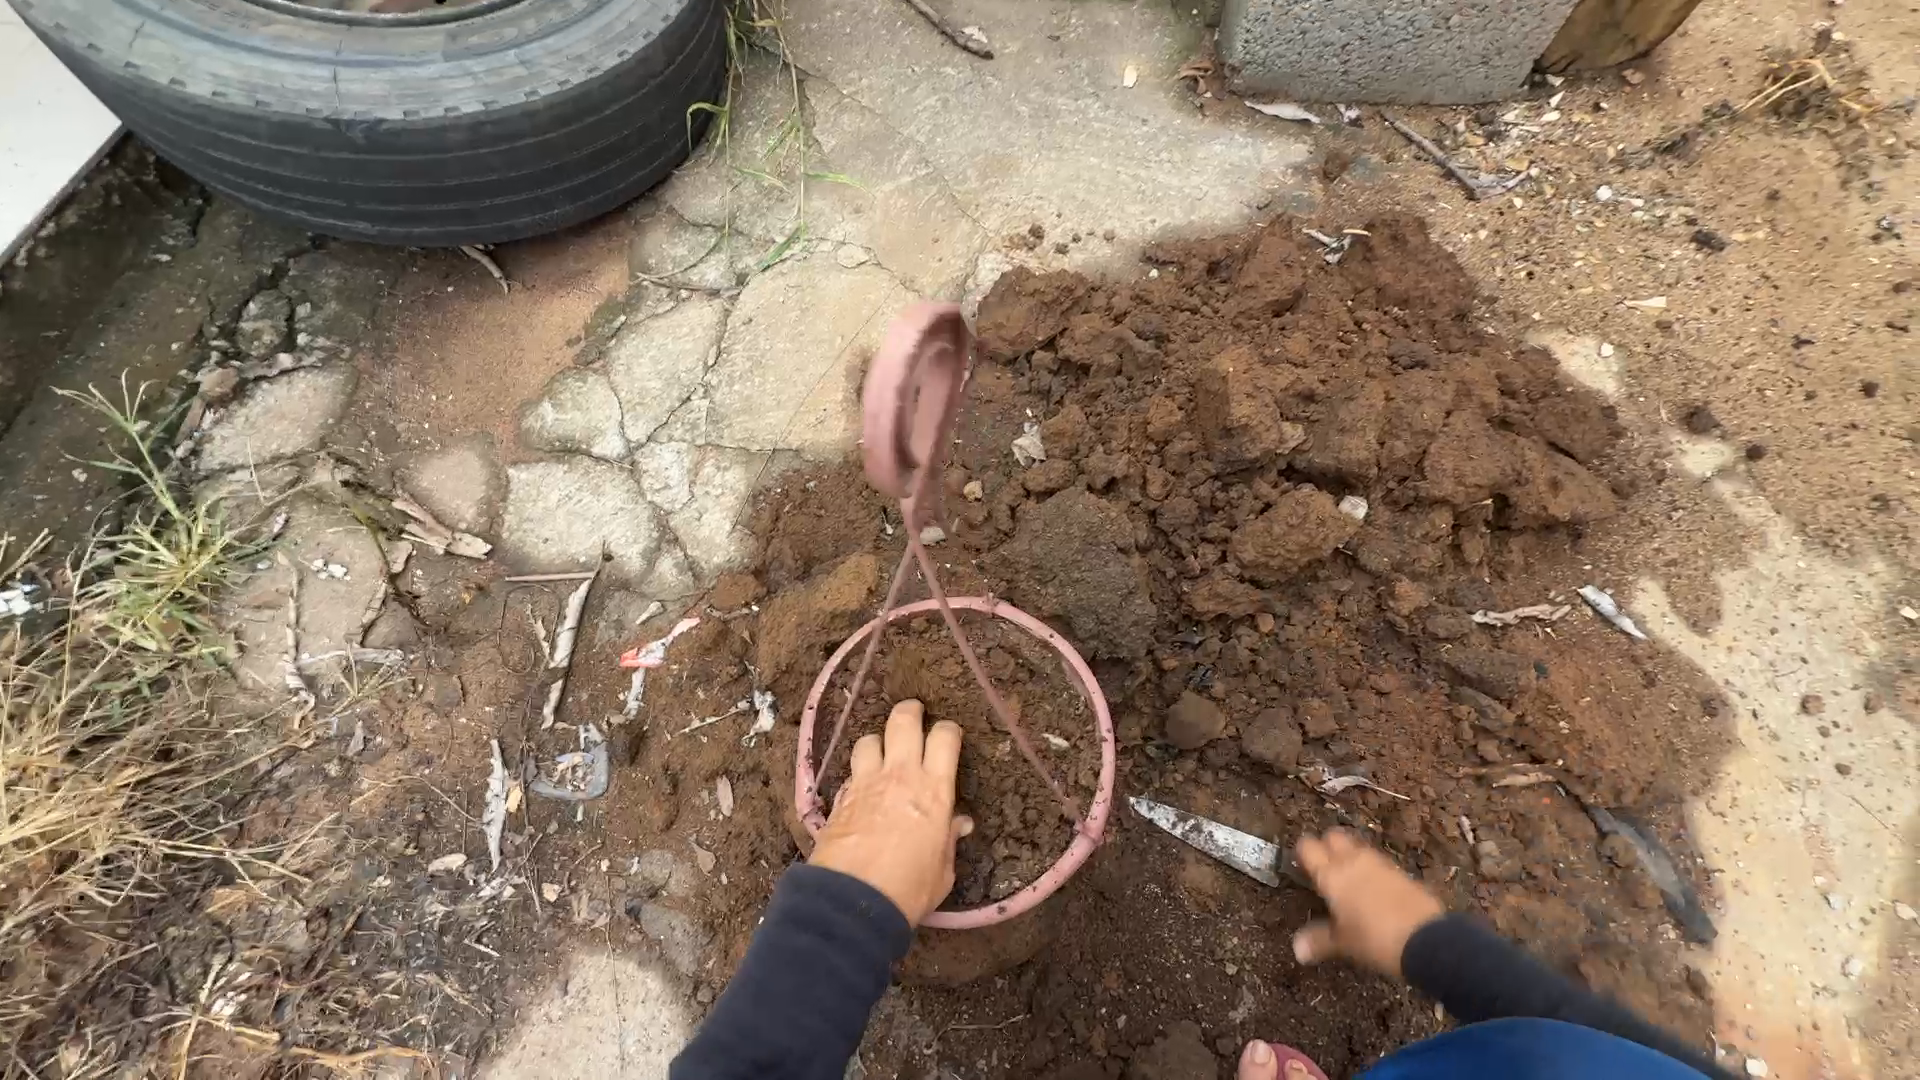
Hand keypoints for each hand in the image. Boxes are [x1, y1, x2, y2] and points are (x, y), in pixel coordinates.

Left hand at [810, 700, 972, 925]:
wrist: (852, 902)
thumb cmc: (908, 890)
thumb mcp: (942, 871)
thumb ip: (949, 842)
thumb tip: (958, 824)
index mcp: (934, 789)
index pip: (944, 737)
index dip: (948, 730)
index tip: (948, 736)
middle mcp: (901, 775)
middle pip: (903, 721)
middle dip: (910, 711)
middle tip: (914, 712)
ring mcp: (867, 782)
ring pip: (869, 739)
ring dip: (877, 741)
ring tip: (881, 751)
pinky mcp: (840, 796)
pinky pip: (850, 770)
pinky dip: (858, 772)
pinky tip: (861, 785)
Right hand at [1290, 830, 1444, 979]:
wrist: (1429, 941)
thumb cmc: (1375, 940)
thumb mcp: (1344, 943)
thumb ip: (1319, 941)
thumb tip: (1297, 950)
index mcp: (1331, 874)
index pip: (1308, 846)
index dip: (1303, 853)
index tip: (1302, 866)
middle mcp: (1352, 861)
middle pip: (1333, 837)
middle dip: (1327, 846)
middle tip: (1326, 868)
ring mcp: (1379, 864)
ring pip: (1357, 847)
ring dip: (1351, 856)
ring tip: (1352, 880)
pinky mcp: (1402, 872)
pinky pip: (1379, 862)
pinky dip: (1373, 870)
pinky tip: (1378, 890)